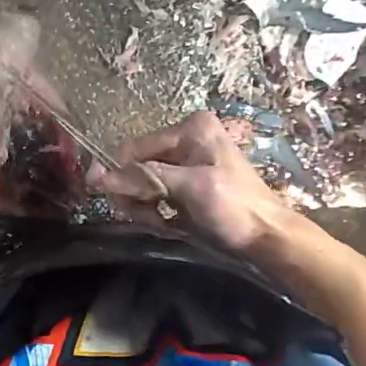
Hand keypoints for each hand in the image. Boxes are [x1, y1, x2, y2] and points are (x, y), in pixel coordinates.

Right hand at [90, 110, 297, 251]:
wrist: (267, 237)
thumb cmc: (235, 208)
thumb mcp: (190, 188)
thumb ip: (145, 179)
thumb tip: (98, 177)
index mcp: (190, 128)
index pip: (135, 148)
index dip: (118, 174)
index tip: (109, 199)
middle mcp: (185, 138)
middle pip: (136, 166)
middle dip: (138, 195)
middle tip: (152, 219)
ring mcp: (185, 162)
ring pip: (141, 183)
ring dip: (146, 208)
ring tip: (165, 224)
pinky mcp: (185, 183)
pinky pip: (154, 195)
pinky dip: (156, 212)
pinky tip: (171, 224)